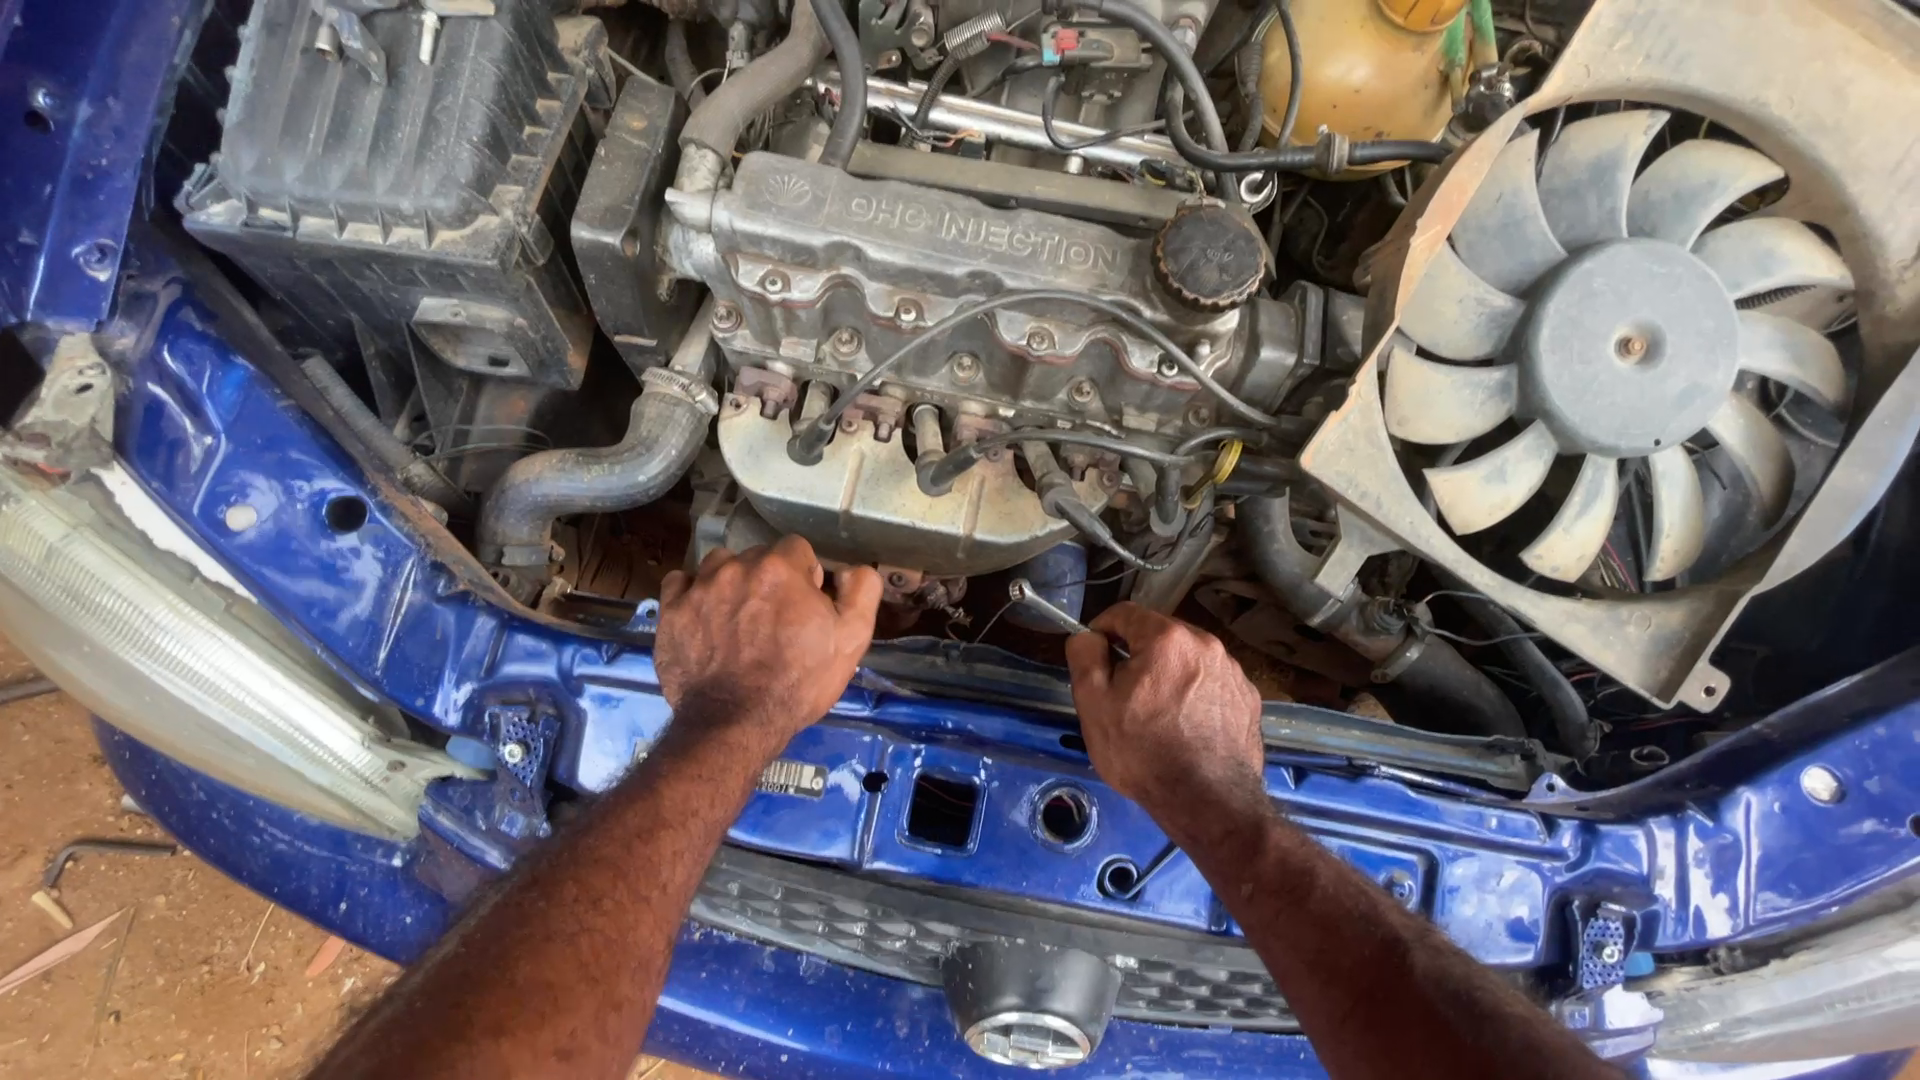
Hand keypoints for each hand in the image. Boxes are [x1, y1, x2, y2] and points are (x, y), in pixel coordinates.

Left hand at [656, 536, 882, 755]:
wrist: (735, 723)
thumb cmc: (798, 681)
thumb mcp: (853, 638)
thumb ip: (862, 590)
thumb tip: (848, 568)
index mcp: (780, 567)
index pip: (797, 549)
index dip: (805, 576)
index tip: (804, 605)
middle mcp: (736, 567)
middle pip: (758, 557)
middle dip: (770, 580)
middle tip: (775, 619)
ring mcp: (698, 588)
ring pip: (720, 566)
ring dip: (732, 582)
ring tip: (739, 618)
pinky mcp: (670, 611)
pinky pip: (680, 583)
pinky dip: (693, 594)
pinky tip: (705, 617)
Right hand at [1064, 603, 1264, 817]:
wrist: (1208, 802)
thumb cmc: (1142, 751)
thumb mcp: (1093, 702)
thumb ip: (1085, 655)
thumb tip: (1090, 636)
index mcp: (1167, 638)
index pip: (1124, 613)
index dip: (1101, 630)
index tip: (1094, 657)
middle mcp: (1207, 644)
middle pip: (1158, 635)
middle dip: (1137, 655)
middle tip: (1122, 693)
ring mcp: (1233, 672)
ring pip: (1186, 659)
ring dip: (1167, 674)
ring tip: (1156, 715)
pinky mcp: (1248, 699)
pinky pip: (1210, 683)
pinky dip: (1194, 694)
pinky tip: (1186, 727)